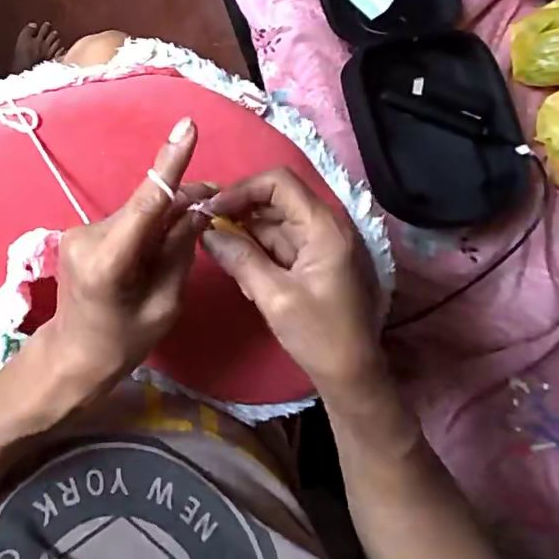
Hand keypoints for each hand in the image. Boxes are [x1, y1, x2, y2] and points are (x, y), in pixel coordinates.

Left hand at [0, 118, 211, 428]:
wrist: (72, 355)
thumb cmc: (122, 343)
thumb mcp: (163, 305)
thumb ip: (179, 252)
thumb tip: (197, 209)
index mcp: (107, 260)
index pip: (146, 203)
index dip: (170, 163)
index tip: (187, 126)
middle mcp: (87, 235)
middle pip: (146, 207)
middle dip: (181, 203)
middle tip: (215, 204)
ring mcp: (79, 231)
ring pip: (138, 214)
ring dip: (164, 220)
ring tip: (182, 241)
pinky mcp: (81, 232)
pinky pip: (127, 222)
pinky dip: (147, 229)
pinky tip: (155, 250)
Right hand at [198, 167, 385, 394]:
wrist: (353, 375)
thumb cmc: (319, 335)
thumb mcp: (274, 297)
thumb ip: (240, 258)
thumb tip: (206, 231)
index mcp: (324, 227)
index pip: (279, 183)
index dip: (241, 189)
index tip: (211, 209)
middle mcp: (326, 226)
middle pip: (275, 199)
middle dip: (238, 210)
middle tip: (205, 227)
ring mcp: (321, 243)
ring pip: (274, 222)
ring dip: (245, 233)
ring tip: (218, 251)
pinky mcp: (315, 260)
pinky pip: (280, 243)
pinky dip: (257, 250)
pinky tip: (239, 268)